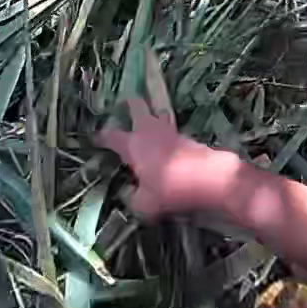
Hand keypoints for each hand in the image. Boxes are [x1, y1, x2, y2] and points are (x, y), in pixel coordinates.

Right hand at [98, 55, 243, 217]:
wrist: (211, 178)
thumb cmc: (171, 188)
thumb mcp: (145, 204)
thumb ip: (133, 198)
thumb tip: (129, 194)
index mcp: (133, 144)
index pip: (111, 135)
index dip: (101, 136)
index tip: (95, 137)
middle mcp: (150, 131)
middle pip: (137, 106)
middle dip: (129, 103)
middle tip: (123, 104)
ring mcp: (170, 131)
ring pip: (157, 114)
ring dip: (151, 114)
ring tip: (147, 119)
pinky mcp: (187, 137)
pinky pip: (171, 130)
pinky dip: (166, 132)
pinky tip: (166, 143)